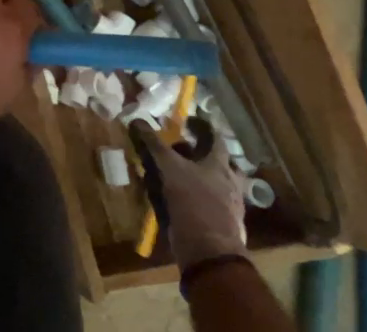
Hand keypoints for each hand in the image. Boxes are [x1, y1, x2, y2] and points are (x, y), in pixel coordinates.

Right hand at [143, 120, 248, 268]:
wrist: (208, 247)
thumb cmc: (191, 199)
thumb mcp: (167, 166)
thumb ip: (153, 143)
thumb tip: (136, 119)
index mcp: (220, 165)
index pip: (215, 138)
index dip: (202, 126)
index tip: (188, 121)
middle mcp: (229, 182)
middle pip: (220, 161)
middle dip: (202, 153)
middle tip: (182, 149)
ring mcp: (229, 203)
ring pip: (217, 182)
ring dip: (200, 175)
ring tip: (179, 174)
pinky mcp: (223, 221)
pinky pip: (211, 201)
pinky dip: (197, 195)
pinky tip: (182, 198)